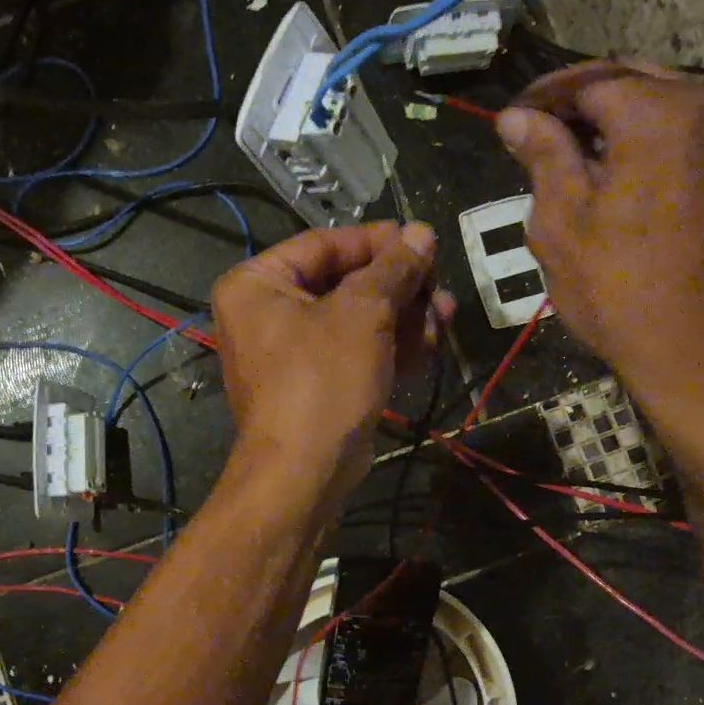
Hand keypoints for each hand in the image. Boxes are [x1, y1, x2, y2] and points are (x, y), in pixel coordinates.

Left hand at [211, 222, 444, 493]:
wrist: (304, 472)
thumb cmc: (323, 379)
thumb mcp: (364, 313)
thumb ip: (394, 269)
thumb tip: (422, 232)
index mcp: (257, 284)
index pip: (324, 245)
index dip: (378, 242)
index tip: (424, 241)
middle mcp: (266, 314)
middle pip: (342, 283)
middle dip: (398, 286)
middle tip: (441, 284)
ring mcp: (289, 355)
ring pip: (354, 321)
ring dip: (402, 317)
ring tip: (447, 315)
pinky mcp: (314, 387)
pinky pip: (353, 353)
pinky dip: (389, 347)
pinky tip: (430, 343)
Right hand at [497, 62, 703, 408]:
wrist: (694, 349)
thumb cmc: (616, 288)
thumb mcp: (561, 221)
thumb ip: (543, 155)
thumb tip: (517, 117)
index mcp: (660, 113)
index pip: (590, 81)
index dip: (545, 97)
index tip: (511, 121)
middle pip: (632, 83)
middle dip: (582, 103)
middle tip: (538, 135)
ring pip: (663, 106)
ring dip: (617, 121)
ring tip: (574, 158)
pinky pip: (688, 135)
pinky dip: (650, 142)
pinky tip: (619, 175)